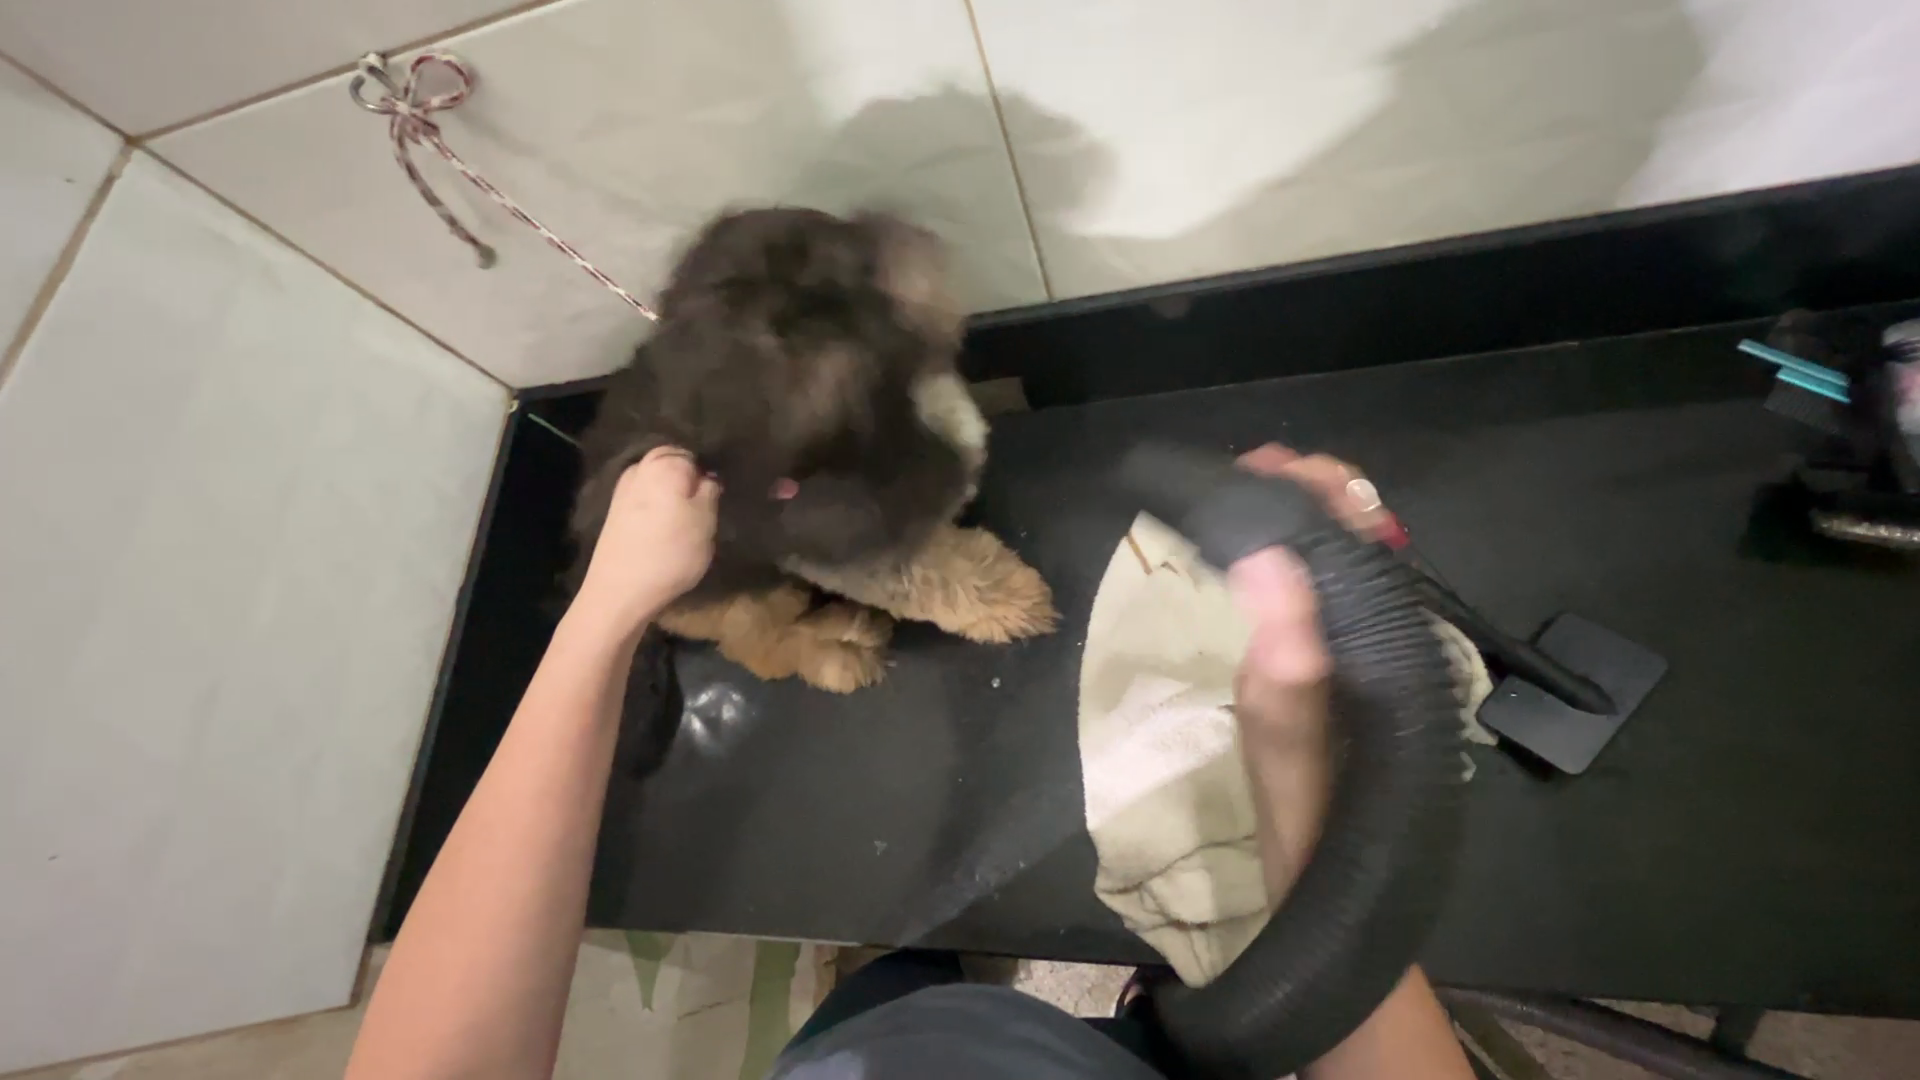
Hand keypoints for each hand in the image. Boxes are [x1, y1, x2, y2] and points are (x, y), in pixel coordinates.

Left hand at [573, 446, 719, 638]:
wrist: (619, 592)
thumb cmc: (671, 552)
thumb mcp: (706, 521)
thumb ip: (710, 490)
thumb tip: (708, 476)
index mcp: (664, 463)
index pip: (697, 453)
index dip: (712, 471)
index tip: (723, 494)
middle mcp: (639, 468)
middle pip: (675, 464)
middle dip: (691, 481)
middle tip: (710, 508)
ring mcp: (623, 490)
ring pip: (660, 482)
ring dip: (675, 496)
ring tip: (690, 522)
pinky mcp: (616, 512)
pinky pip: (647, 499)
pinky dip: (660, 509)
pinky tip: (667, 530)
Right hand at [1227, 445, 1385, 885]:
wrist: (1331, 887)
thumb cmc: (1313, 823)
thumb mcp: (1290, 748)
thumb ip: (1288, 668)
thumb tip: (1268, 560)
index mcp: (1382, 642)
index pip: (1365, 541)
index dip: (1321, 493)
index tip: (1261, 465)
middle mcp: (1379, 635)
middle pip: (1352, 543)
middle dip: (1303, 496)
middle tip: (1240, 475)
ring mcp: (1356, 652)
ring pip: (1332, 567)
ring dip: (1289, 522)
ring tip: (1236, 498)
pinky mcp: (1332, 670)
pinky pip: (1312, 596)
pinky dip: (1280, 560)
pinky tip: (1248, 555)